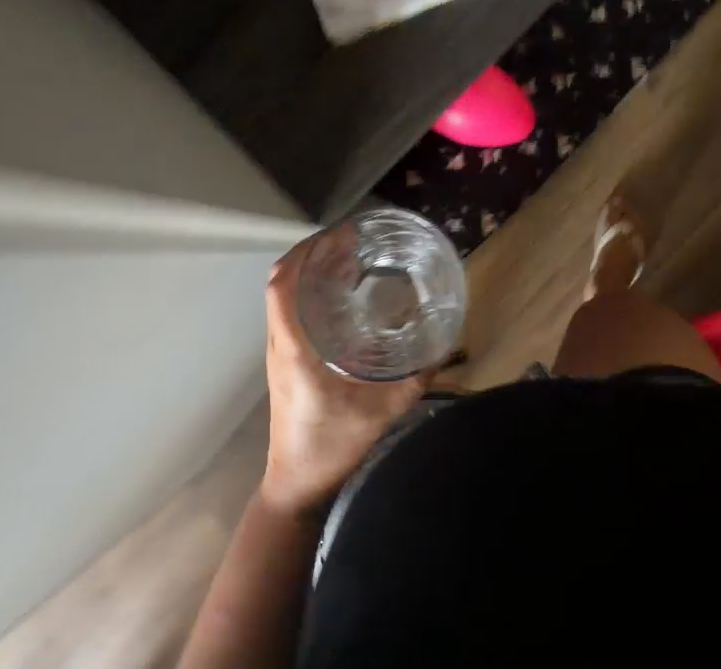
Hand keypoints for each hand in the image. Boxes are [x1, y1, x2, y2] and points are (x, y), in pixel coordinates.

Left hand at [258, 231, 428, 517]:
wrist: (296, 485)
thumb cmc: (330, 448)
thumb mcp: (380, 414)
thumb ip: (412, 381)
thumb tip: (441, 345)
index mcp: (293, 348)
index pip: (282, 285)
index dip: (306, 252)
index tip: (338, 236)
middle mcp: (280, 343)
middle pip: (282, 282)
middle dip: (313, 254)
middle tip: (352, 243)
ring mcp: (279, 352)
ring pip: (285, 297)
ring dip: (311, 272)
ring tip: (350, 260)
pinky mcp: (285, 362)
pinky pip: (291, 313)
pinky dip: (311, 293)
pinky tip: (344, 298)